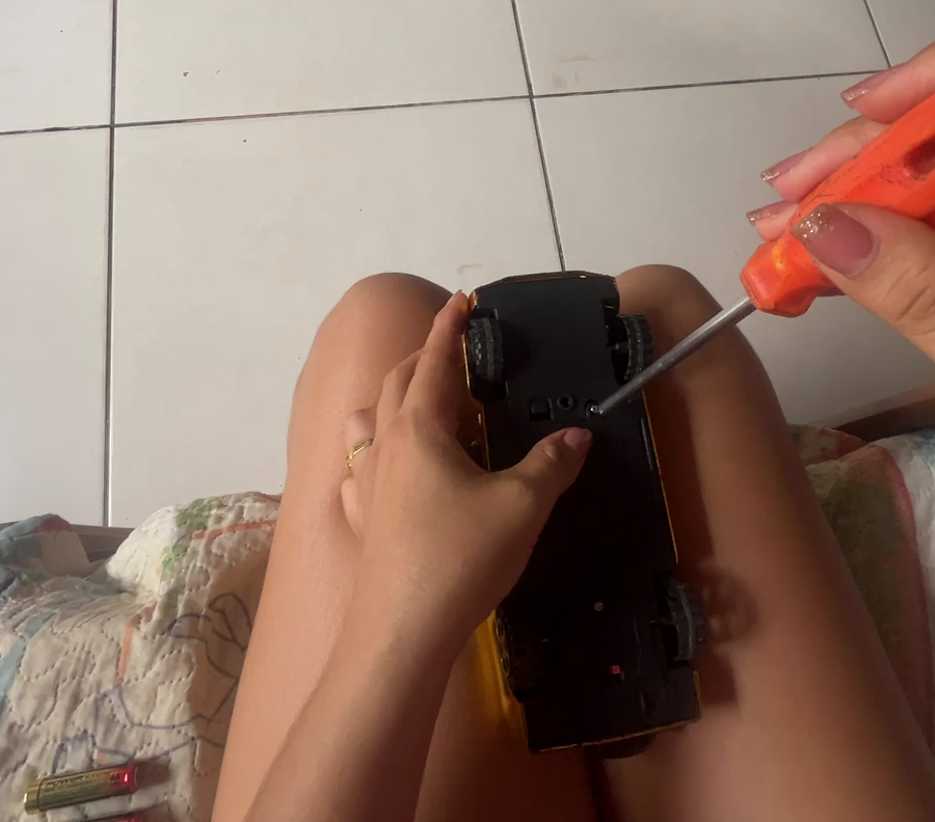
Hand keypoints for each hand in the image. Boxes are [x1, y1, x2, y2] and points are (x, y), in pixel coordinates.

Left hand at [339, 292, 590, 652]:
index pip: (433, 361)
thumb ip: (552, 464)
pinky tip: (381, 466)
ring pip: (366, 420)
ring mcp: (366, 481)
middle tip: (450, 350)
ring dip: (388, 399)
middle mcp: (386, 444)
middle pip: (396, 382)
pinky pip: (356, 468)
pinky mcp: (360, 517)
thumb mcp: (521, 506)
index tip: (460, 301)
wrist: (402, 632)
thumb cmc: (460, 556)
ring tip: (412, 401)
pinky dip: (369, 451)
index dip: (448, 328)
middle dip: (422, 357)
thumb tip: (578, 435)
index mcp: (420, 428)